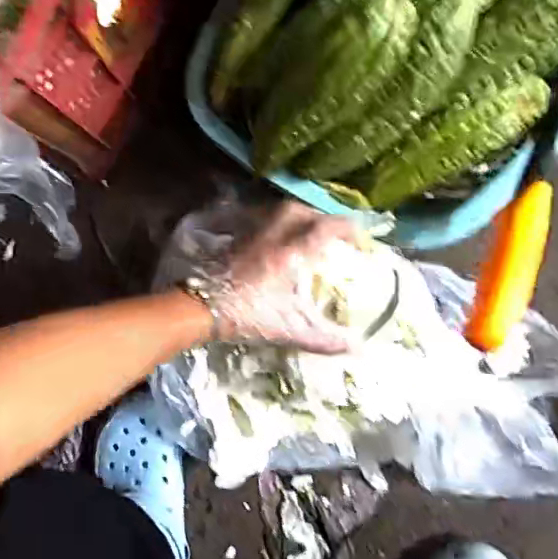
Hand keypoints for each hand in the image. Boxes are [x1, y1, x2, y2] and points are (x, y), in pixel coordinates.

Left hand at [203, 202, 361, 353]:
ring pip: (276, 211)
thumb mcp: (289, 329)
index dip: (347, 229)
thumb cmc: (246, 315)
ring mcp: (248, 233)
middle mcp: (271, 235)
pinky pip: (256, 219)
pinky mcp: (232, 237)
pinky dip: (271, 223)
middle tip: (329, 233)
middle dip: (319, 217)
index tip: (358, 239)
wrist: (199, 307)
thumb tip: (357, 348)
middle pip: (299, 210)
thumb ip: (324, 338)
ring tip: (304, 232)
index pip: (325, 228)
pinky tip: (273, 239)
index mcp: (289, 252)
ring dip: (294, 217)